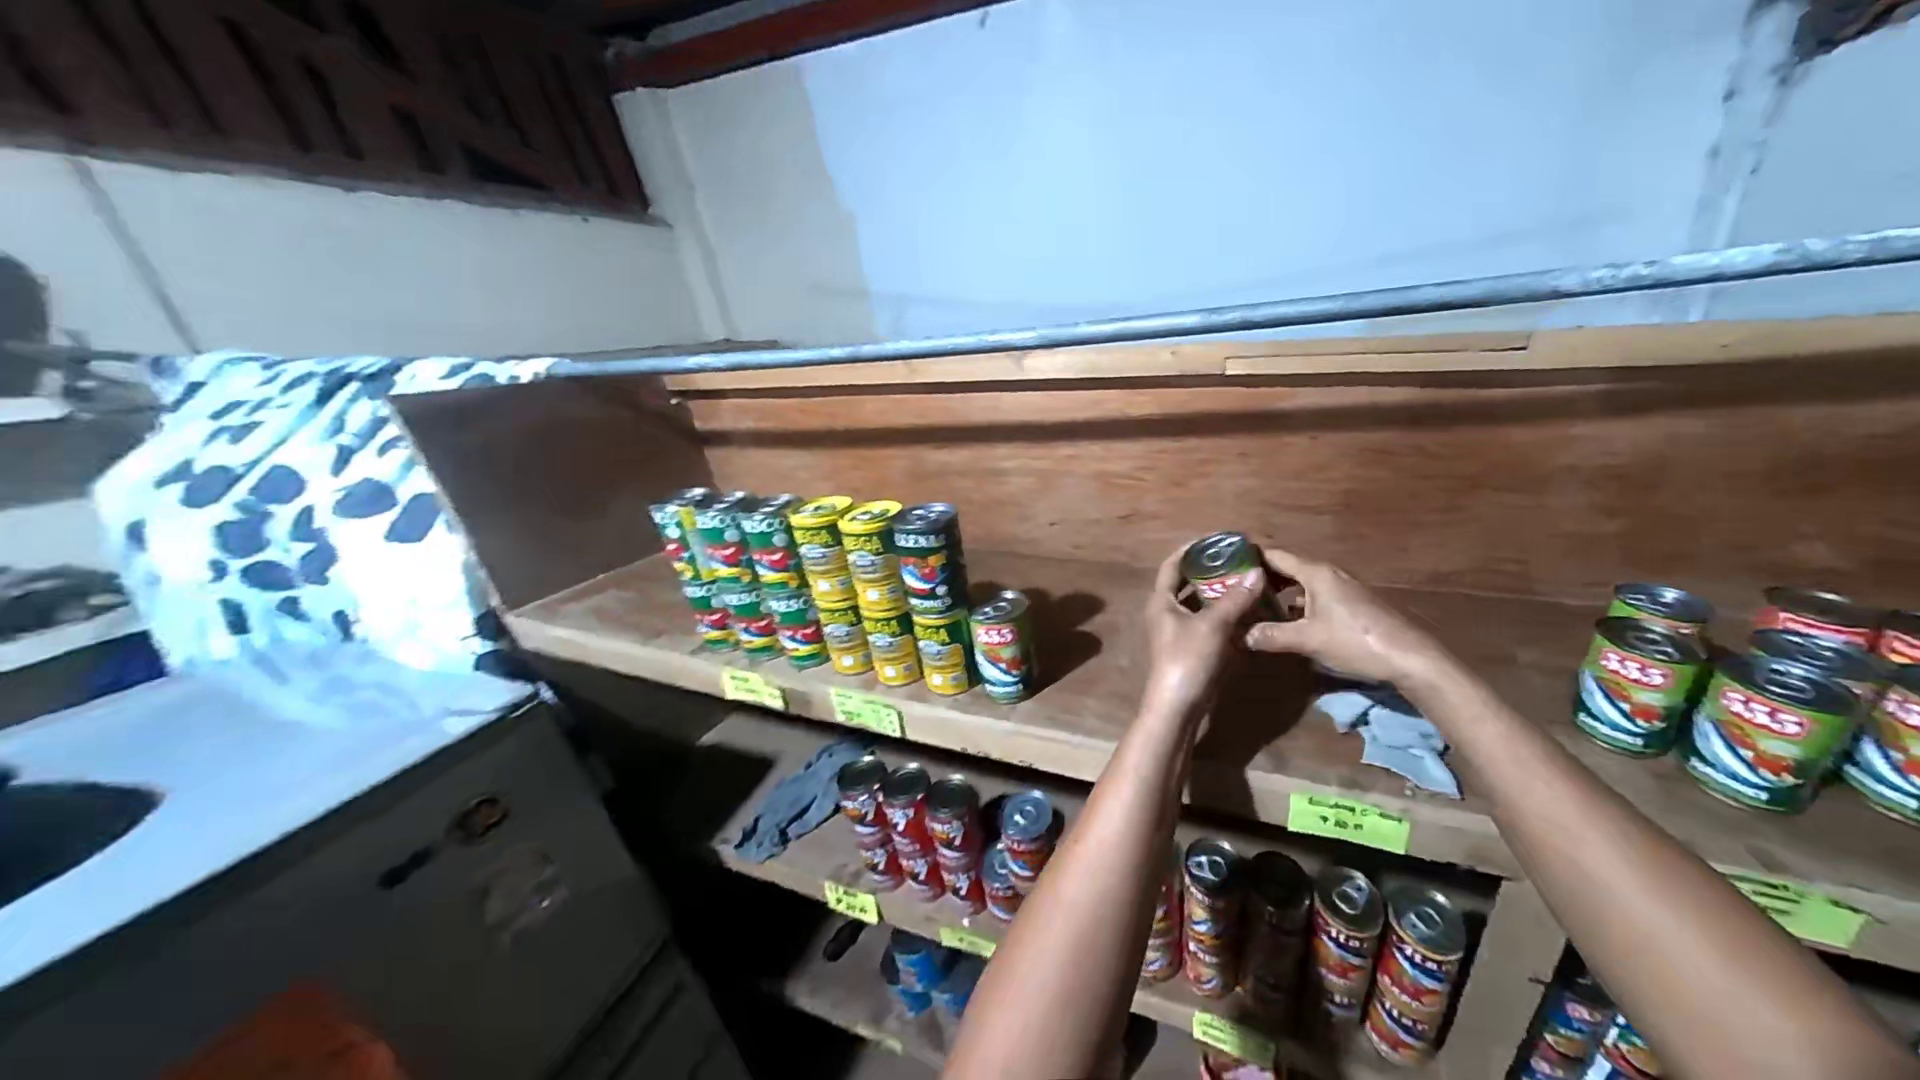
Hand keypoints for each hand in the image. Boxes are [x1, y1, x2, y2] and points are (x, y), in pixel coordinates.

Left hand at [1140, 543, 1263, 720]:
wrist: (1178, 706)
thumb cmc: (1187, 659)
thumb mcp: (1213, 625)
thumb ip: (1235, 598)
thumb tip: (1256, 572)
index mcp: (1161, 601)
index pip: (1171, 565)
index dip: (1190, 550)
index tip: (1214, 539)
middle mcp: (1166, 612)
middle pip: (1187, 583)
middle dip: (1210, 571)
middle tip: (1237, 560)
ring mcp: (1178, 632)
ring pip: (1199, 605)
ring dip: (1220, 594)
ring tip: (1246, 581)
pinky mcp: (1191, 648)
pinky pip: (1208, 623)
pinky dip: (1224, 615)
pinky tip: (1247, 611)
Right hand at [1242, 545, 1450, 684]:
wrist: (1410, 658)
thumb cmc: (1355, 641)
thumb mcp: (1308, 640)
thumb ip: (1272, 635)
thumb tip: (1242, 635)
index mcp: (1315, 573)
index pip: (1275, 555)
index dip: (1250, 556)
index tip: (1225, 560)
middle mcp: (1328, 574)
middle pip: (1287, 567)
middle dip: (1261, 574)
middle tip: (1232, 585)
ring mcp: (1342, 589)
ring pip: (1301, 582)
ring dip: (1278, 589)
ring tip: (1253, 601)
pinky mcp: (1350, 604)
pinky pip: (1313, 594)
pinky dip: (1295, 600)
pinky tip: (1285, 618)